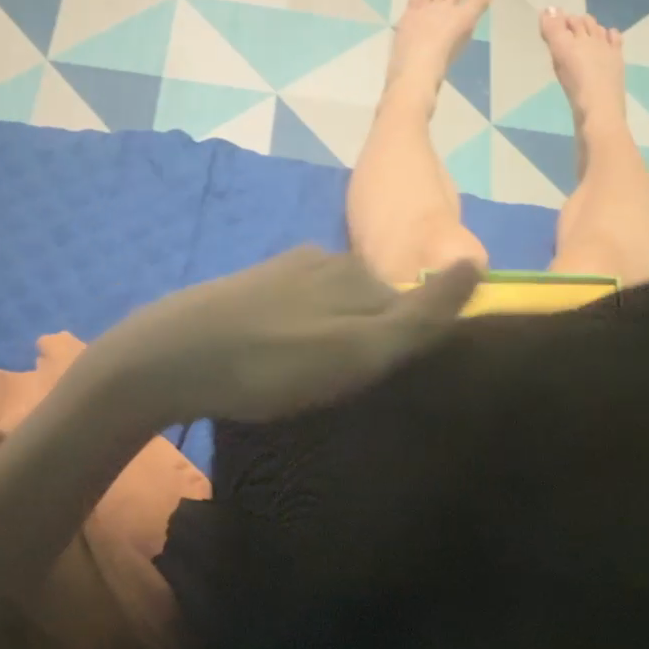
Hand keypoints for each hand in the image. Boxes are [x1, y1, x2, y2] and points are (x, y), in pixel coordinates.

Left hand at [86, 245, 480, 423]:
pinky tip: (282, 362)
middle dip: (374, 335)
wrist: (172, 358)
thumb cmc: (275, 363)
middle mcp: (322, 261)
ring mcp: (280, 272)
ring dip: (335, 335)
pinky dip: (301, 335)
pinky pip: (294, 311)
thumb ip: (420, 314)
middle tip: (359, 388)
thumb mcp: (361, 349)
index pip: (409, 301)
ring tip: (320, 380)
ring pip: (330, 305)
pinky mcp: (246, 291)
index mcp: (355, 271)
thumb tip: (477, 262)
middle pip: (370, 300)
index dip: (413, 340)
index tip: (396, 382)